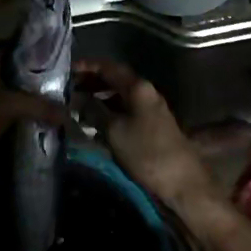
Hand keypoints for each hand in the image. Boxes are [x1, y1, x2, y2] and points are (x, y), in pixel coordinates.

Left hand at [0, 53, 64, 181]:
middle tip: (64, 84)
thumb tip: (68, 113)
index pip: (13, 52)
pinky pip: (16, 115)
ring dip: (35, 101)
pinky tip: (47, 121)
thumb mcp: (12, 105)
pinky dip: (29, 117)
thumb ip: (41, 106)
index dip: (33, 54)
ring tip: (61, 102)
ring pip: (18, 96)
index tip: (57, 60)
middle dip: (39, 81)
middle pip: (18, 76)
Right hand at [73, 59, 218, 210]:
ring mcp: (150, 108)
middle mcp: (146, 92)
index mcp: (138, 87)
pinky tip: (95, 121)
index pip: (108, 67)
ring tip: (77, 105)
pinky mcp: (151, 125)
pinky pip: (125, 109)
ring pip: (119, 95)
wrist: (183, 184)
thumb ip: (93, 110)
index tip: (67, 70)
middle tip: (68, 88)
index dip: (86, 66)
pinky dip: (108, 110)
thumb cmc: (147, 152)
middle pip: (114, 79)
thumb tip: (76, 98)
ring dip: (98, 97)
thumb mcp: (114, 130)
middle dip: (91, 82)